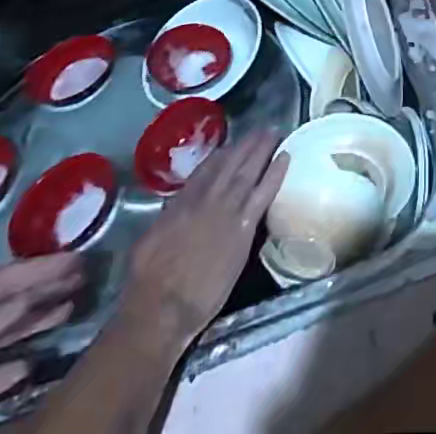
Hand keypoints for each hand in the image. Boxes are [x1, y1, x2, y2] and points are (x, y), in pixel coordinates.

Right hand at [120, 129, 289, 340]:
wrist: (163, 306)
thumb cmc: (149, 282)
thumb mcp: (149, 241)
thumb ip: (168, 220)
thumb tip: (176, 211)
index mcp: (180, 203)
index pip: (206, 170)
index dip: (223, 155)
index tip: (234, 145)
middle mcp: (205, 199)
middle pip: (231, 163)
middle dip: (248, 145)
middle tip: (263, 129)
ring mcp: (226, 209)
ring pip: (249, 170)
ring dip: (263, 149)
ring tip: (275, 133)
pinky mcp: (244, 225)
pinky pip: (265, 191)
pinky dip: (276, 172)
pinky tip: (286, 158)